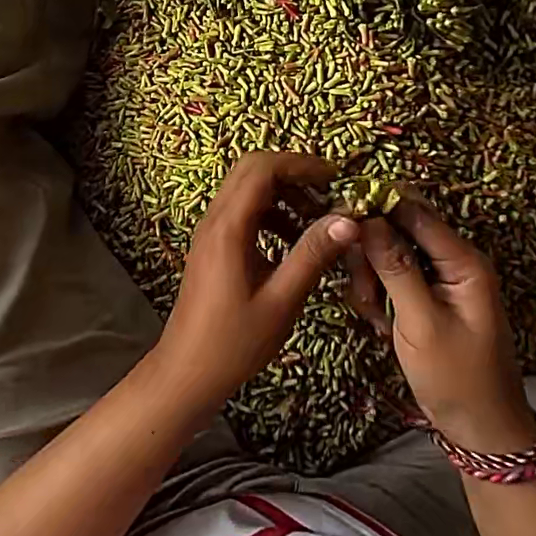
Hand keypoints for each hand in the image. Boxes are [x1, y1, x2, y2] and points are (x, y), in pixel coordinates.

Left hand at [151, 151, 360, 411]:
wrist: (187, 371)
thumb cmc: (234, 342)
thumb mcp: (281, 301)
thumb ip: (312, 256)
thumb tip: (348, 220)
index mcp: (229, 227)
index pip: (262, 169)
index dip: (300, 164)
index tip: (334, 177)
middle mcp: (214, 219)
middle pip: (252, 169)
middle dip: (292, 173)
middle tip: (327, 192)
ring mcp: (210, 230)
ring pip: (247, 188)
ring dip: (282, 194)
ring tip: (316, 220)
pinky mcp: (213, 244)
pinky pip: (242, 210)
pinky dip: (270, 213)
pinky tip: (293, 241)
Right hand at [355, 192, 535, 452]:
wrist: (481, 430)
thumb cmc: (457, 378)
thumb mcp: (421, 322)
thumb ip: (395, 267)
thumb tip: (366, 219)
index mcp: (463, 260)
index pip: (413, 211)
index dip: (376, 209)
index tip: (340, 224)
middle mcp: (452, 259)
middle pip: (397, 228)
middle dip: (371, 252)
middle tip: (364, 290)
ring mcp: (439, 276)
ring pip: (388, 252)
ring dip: (372, 277)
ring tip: (374, 313)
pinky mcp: (426, 293)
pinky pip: (392, 275)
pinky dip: (379, 293)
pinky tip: (380, 321)